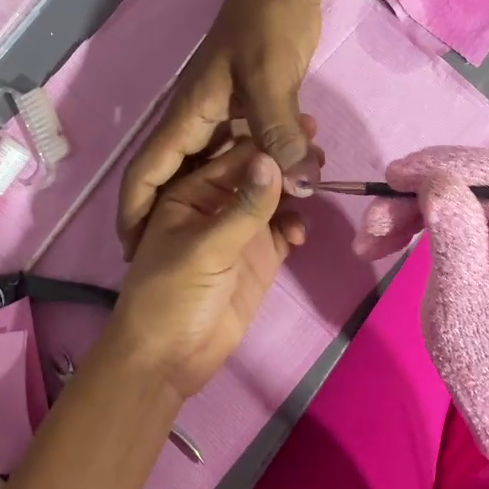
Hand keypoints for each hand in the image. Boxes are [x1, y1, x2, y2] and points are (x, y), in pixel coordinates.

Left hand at [103, 140, 307, 400]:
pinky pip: (283, 230)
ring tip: (319, 188)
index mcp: (191, 191)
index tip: (302, 126)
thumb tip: (274, 159)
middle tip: (321, 151)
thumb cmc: (171, 296)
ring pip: (274, 199)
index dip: (267, 141)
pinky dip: (294, 226)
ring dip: (295, 193)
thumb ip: (244, 207)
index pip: (235, 157)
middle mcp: (218, 203)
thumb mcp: (206, 248)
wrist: (167, 361)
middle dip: (287, 163)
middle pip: (259, 173)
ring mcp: (240, 231)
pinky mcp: (259, 257)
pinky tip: (299, 236)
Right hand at [118, 0, 321, 259]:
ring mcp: (226, 114)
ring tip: (268, 227)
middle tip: (206, 260)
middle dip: (191, 217)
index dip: (134, 212)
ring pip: (225, 167)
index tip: (134, 253)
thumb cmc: (266, 25)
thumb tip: (297, 189)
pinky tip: (298, 186)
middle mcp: (200, 120)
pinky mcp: (252, 108)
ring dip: (243, 193)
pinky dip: (270, 169)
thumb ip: (278, 132)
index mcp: (188, 115)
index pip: (148, 171)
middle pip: (183, 179)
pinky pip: (254, 150)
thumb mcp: (270, 78)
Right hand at [356, 147, 488, 464]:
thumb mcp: (457, 299)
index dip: (442, 164)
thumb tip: (436, 177)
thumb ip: (452, 232)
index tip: (391, 177)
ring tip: (372, 239)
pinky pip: (479, 216)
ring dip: (420, 210)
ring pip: (473, 198)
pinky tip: (401, 238)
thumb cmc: (483, 360)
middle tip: (371, 222)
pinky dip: (438, 222)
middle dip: (420, 194)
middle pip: (481, 183)